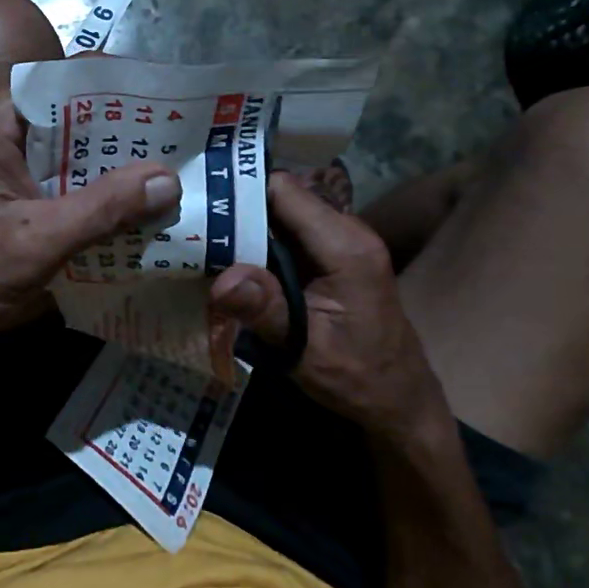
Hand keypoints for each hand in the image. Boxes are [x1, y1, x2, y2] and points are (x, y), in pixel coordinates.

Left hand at [0, 96, 180, 358]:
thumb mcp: (38, 242)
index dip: (116, 85)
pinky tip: (134, 203)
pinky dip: (94, 187)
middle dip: (124, 128)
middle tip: (181, 138)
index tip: (167, 100)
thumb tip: (169, 178)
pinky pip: (60, 174)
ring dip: (112, 161)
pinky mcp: (9, 187)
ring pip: (69, 145)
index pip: (63, 81)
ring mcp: (1, 158)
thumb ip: (103, 208)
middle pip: (70, 112)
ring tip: (171, 168)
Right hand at [210, 172, 449, 438]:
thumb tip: (222, 279)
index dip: (239, 191)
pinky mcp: (332, 252)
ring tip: (200, 243)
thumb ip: (265, 310)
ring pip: (281, 212)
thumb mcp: (306, 350)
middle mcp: (347, 230)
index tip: (198, 207)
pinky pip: (288, 231)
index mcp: (345, 246)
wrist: (398, 399)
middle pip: (279, 197)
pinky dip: (257, 241)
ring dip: (243, 226)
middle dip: (234, 210)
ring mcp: (341, 239)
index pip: (283, 189)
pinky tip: (230, 261)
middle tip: (190, 228)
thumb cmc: (358, 377)